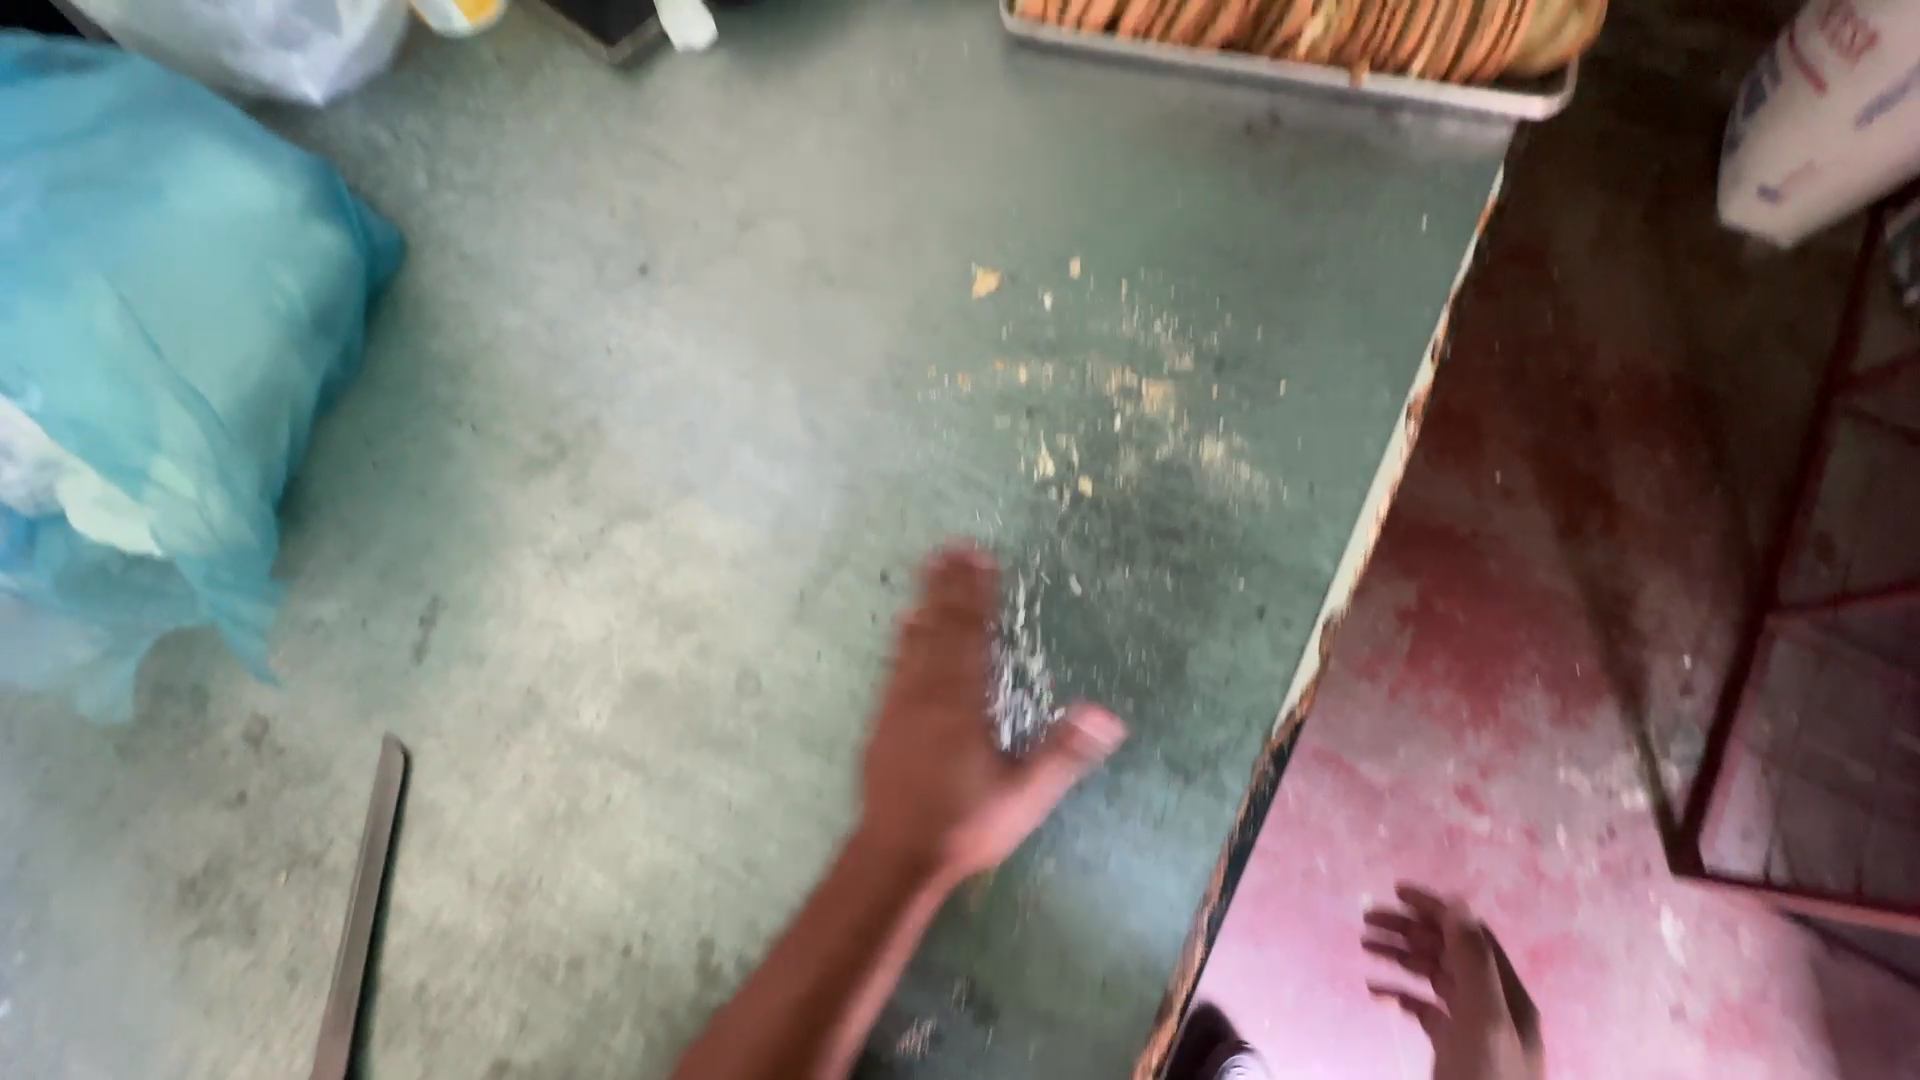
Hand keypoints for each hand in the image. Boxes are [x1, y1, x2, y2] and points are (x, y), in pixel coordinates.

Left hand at [857, 542, 1126, 883]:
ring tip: (932, 566)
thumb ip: (1063, 753)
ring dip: (927, 600)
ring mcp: (901, 703)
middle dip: (951, 585)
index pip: (972, 636)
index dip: (977, 595)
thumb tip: (1108, 716)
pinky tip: (904, 621)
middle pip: (942, 627)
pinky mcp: (884, 718)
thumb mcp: (1023, 796)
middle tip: (955, 545)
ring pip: (916, 639)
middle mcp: (928, 692)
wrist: (897, 852)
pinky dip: (904, 636)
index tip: (982, 559)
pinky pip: (896, 663)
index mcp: (963, 703)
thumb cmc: (965, 823)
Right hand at [1364, 884, 1542, 1079]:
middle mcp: (1494, 1007)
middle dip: (1408, 930)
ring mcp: (1472, 1028)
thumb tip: (1456, 905)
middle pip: (1448, 952)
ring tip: (1365, 946)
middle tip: (1367, 919)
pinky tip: (1377, 993)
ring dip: (1399, 955)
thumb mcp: (1483, 1021)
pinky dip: (1399, 993)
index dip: (1436, 910)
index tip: (1395, 893)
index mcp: (1508, 996)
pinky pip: (1423, 1007)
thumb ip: (1473, 963)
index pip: (1471, 935)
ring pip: (1433, 975)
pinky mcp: (1452, 1048)